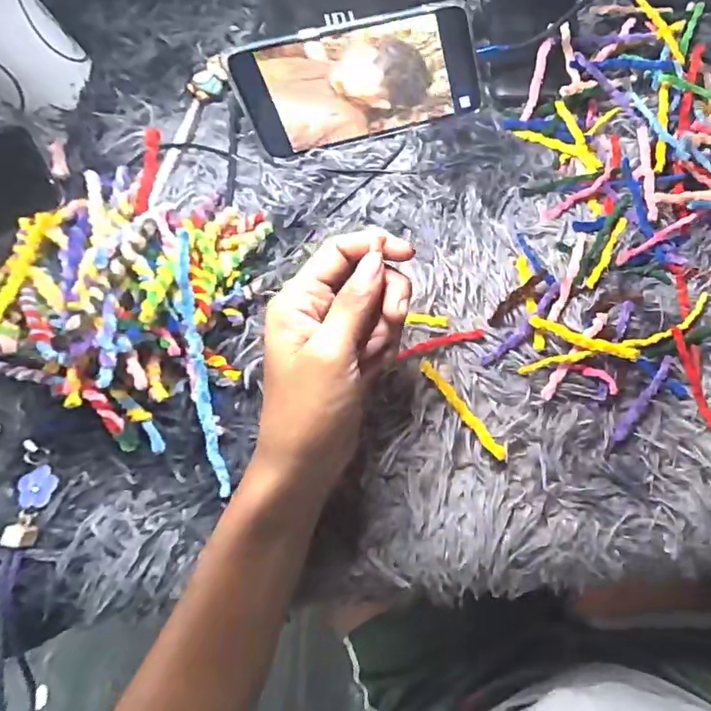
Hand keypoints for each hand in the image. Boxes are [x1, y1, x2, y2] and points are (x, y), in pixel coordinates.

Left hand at [254, 229, 413, 498]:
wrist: (307, 463)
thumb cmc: (310, 408)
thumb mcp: (333, 350)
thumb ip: (356, 299)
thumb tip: (377, 255)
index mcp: (300, 299)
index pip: (340, 252)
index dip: (375, 246)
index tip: (410, 255)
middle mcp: (318, 308)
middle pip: (368, 275)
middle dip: (386, 296)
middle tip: (390, 324)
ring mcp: (339, 330)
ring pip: (381, 304)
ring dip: (388, 327)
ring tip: (372, 359)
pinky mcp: (355, 351)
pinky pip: (383, 330)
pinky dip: (386, 346)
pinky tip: (374, 369)